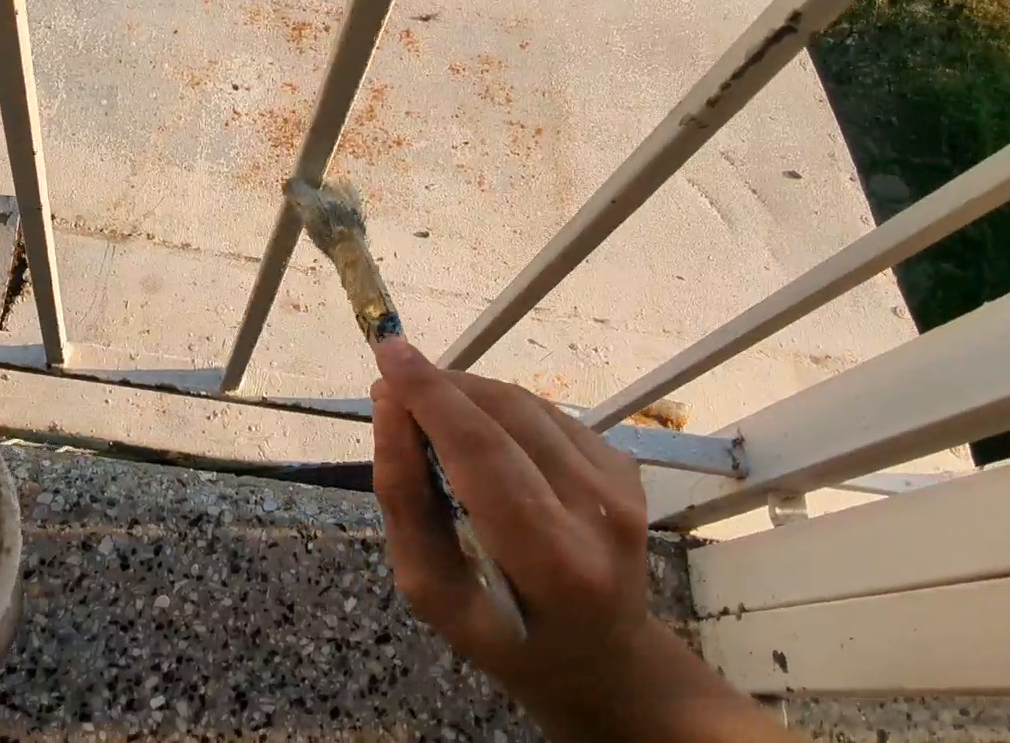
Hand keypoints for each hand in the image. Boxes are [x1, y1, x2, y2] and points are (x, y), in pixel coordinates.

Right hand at [370, 340, 790, 742]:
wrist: (603, 658)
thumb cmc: (504, 636)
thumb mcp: (431, 590)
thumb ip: (404, 499)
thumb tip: (388, 406)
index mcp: (553, 561)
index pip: (482, 453)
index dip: (430, 396)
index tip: (387, 352)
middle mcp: (599, 513)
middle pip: (503, 415)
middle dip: (438, 386)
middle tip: (391, 383)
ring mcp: (620, 484)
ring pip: (522, 402)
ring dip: (464, 392)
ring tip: (427, 410)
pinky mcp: (623, 464)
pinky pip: (543, 412)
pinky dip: (496, 407)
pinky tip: (476, 430)